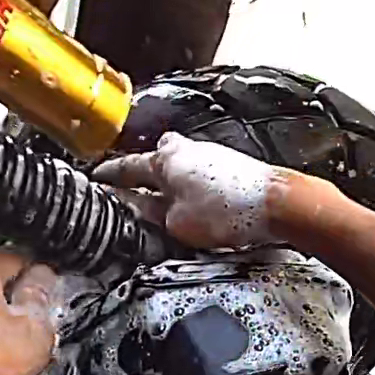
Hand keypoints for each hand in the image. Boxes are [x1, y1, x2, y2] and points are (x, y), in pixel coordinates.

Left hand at [0, 251, 58, 374]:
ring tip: (24, 334)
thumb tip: (43, 278)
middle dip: (13, 289)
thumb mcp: (35, 324)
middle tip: (38, 307)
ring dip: (0, 314)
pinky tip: (5, 353)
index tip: (52, 279)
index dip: (37, 268)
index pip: (12, 256)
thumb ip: (40, 296)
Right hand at [92, 132, 289, 249]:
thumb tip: (138, 209)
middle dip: (142, 174)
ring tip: (167, 207)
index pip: (126, 167)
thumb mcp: (178, 224)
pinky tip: (196, 206)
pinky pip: (198, 176)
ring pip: (178, 168)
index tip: (96, 179)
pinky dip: (191, 189)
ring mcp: (209, 155)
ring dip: (170, 184)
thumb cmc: (228, 212)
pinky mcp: (229, 167)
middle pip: (154, 160)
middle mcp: (184, 150)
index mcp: (164, 160)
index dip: (108, 177)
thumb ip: (152, 215)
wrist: (277, 204)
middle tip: (133, 192)